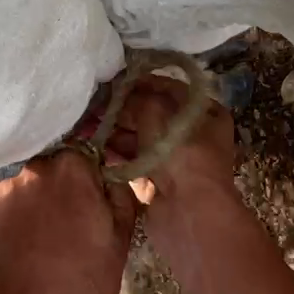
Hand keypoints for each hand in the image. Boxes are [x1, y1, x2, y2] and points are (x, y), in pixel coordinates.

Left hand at [0, 149, 139, 293]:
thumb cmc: (80, 282)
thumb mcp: (119, 242)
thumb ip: (121, 198)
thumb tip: (115, 179)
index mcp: (72, 168)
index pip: (84, 159)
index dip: (88, 183)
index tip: (88, 204)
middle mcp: (36, 167)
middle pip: (52, 169)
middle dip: (59, 189)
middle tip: (64, 223)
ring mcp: (5, 186)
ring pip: (25, 185)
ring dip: (32, 202)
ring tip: (38, 237)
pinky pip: (0, 202)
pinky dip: (8, 215)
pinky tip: (17, 241)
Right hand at [102, 73, 237, 206]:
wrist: (188, 213)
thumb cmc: (179, 151)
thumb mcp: (155, 111)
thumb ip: (136, 98)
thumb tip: (119, 93)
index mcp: (204, 112)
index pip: (170, 88)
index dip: (142, 83)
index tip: (114, 81)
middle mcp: (193, 135)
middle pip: (153, 114)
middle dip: (123, 109)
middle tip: (95, 103)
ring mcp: (177, 161)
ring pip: (142, 139)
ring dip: (116, 131)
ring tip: (88, 123)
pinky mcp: (161, 183)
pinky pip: (136, 162)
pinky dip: (118, 154)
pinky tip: (96, 145)